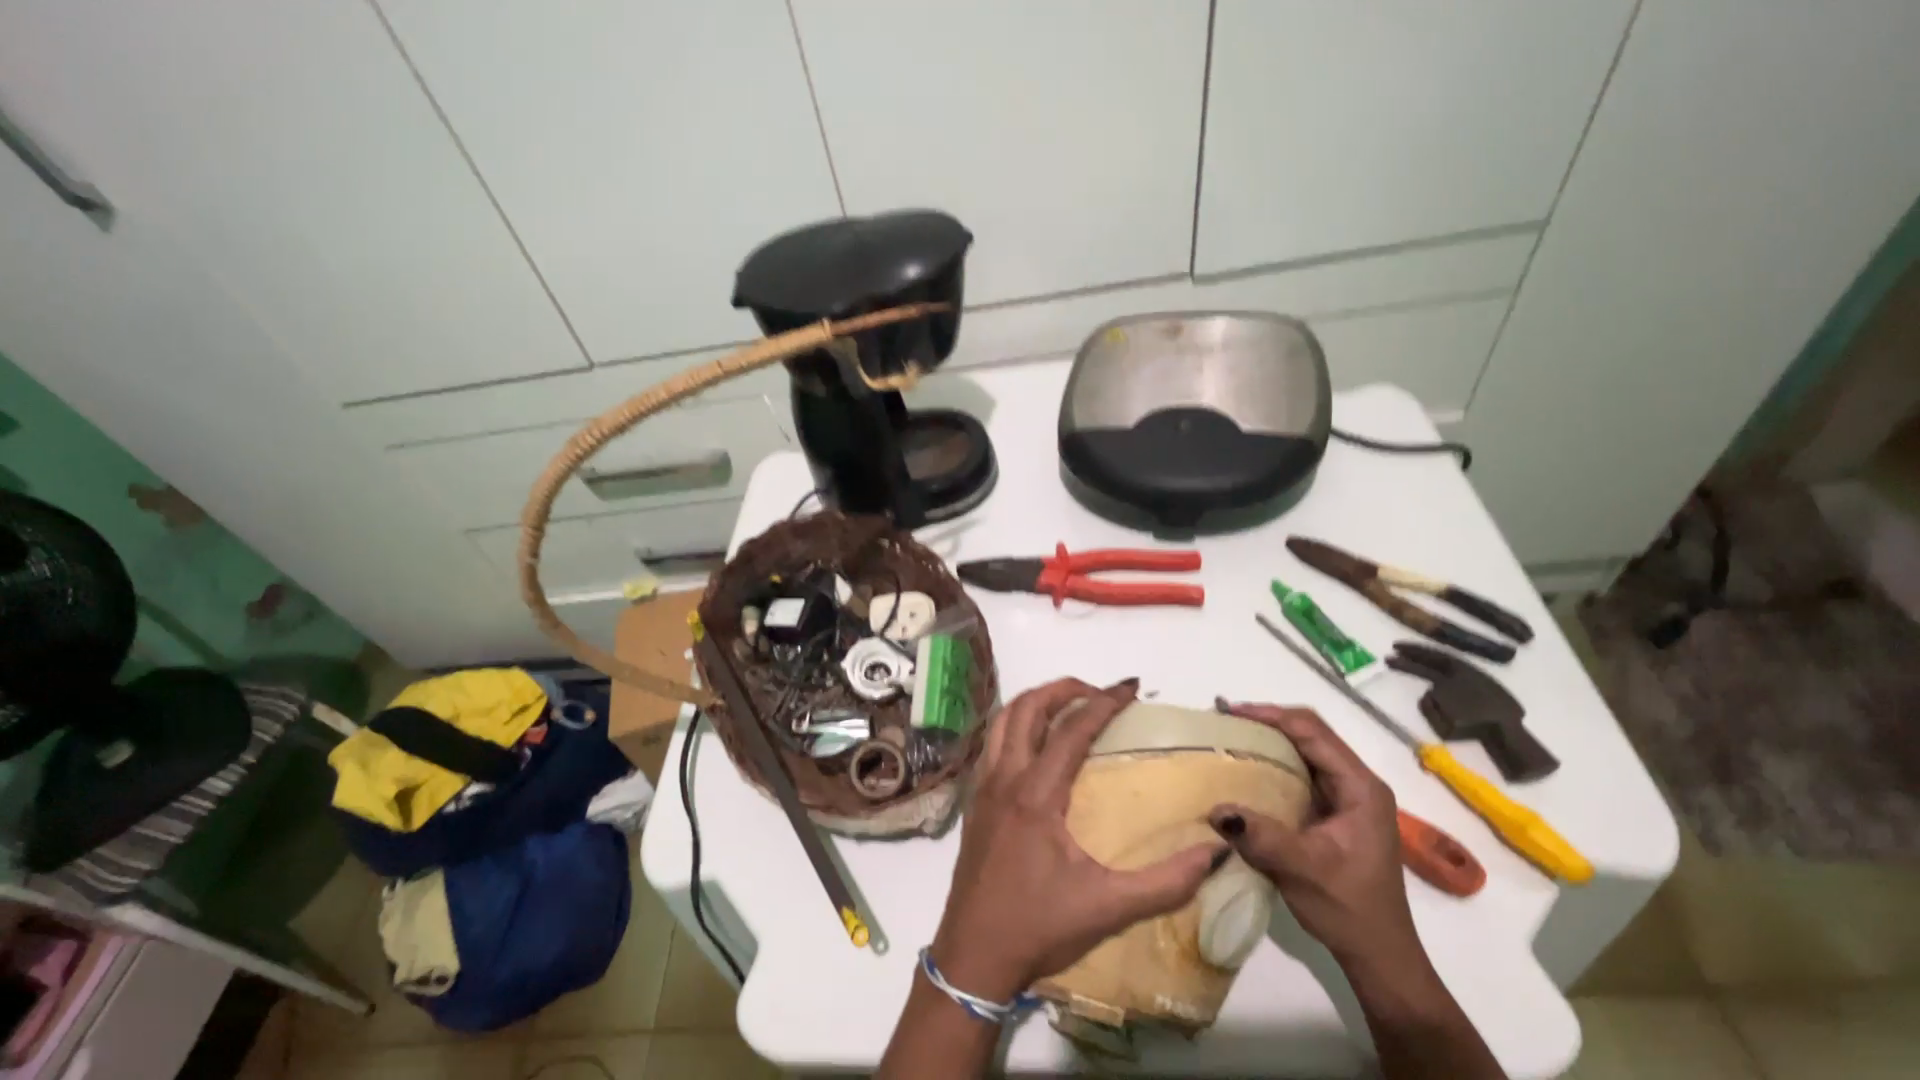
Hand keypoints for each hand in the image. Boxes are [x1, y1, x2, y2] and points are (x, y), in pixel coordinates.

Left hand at [929, 678, 1227, 1002]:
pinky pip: (992, 746)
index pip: (1072, 729)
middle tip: (1099, 692)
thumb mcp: (1109, 908)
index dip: (1105, 702)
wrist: (972, 957)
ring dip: (1035, 704)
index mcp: (1036, 795)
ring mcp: (983, 791)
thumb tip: (1217, 851)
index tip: (1132, 687)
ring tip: (1068, 707)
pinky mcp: (974, 807)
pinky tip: (1036, 748)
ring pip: (1002, 723)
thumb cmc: (1038, 928)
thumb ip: (1167, 881)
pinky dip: (1015, 728)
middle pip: (1026, 709)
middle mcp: (1005, 781)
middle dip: (1063, 689)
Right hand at [1208, 703, 1424, 975]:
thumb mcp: (1303, 870)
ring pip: (1306, 755)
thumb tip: (1215, 809)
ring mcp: (1347, 800)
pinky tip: (1246, 774)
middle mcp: (1358, 785)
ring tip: (1230, 739)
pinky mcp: (1334, 815)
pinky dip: (1274, 768)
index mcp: (1361, 787)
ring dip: (1270, 744)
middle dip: (1269, 723)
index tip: (1232, 712)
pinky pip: (1301, 777)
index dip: (1273, 716)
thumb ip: (1262, 837)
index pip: (1314, 733)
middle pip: (1311, 736)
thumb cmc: (1348, 907)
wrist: (1378, 953)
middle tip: (1225, 721)